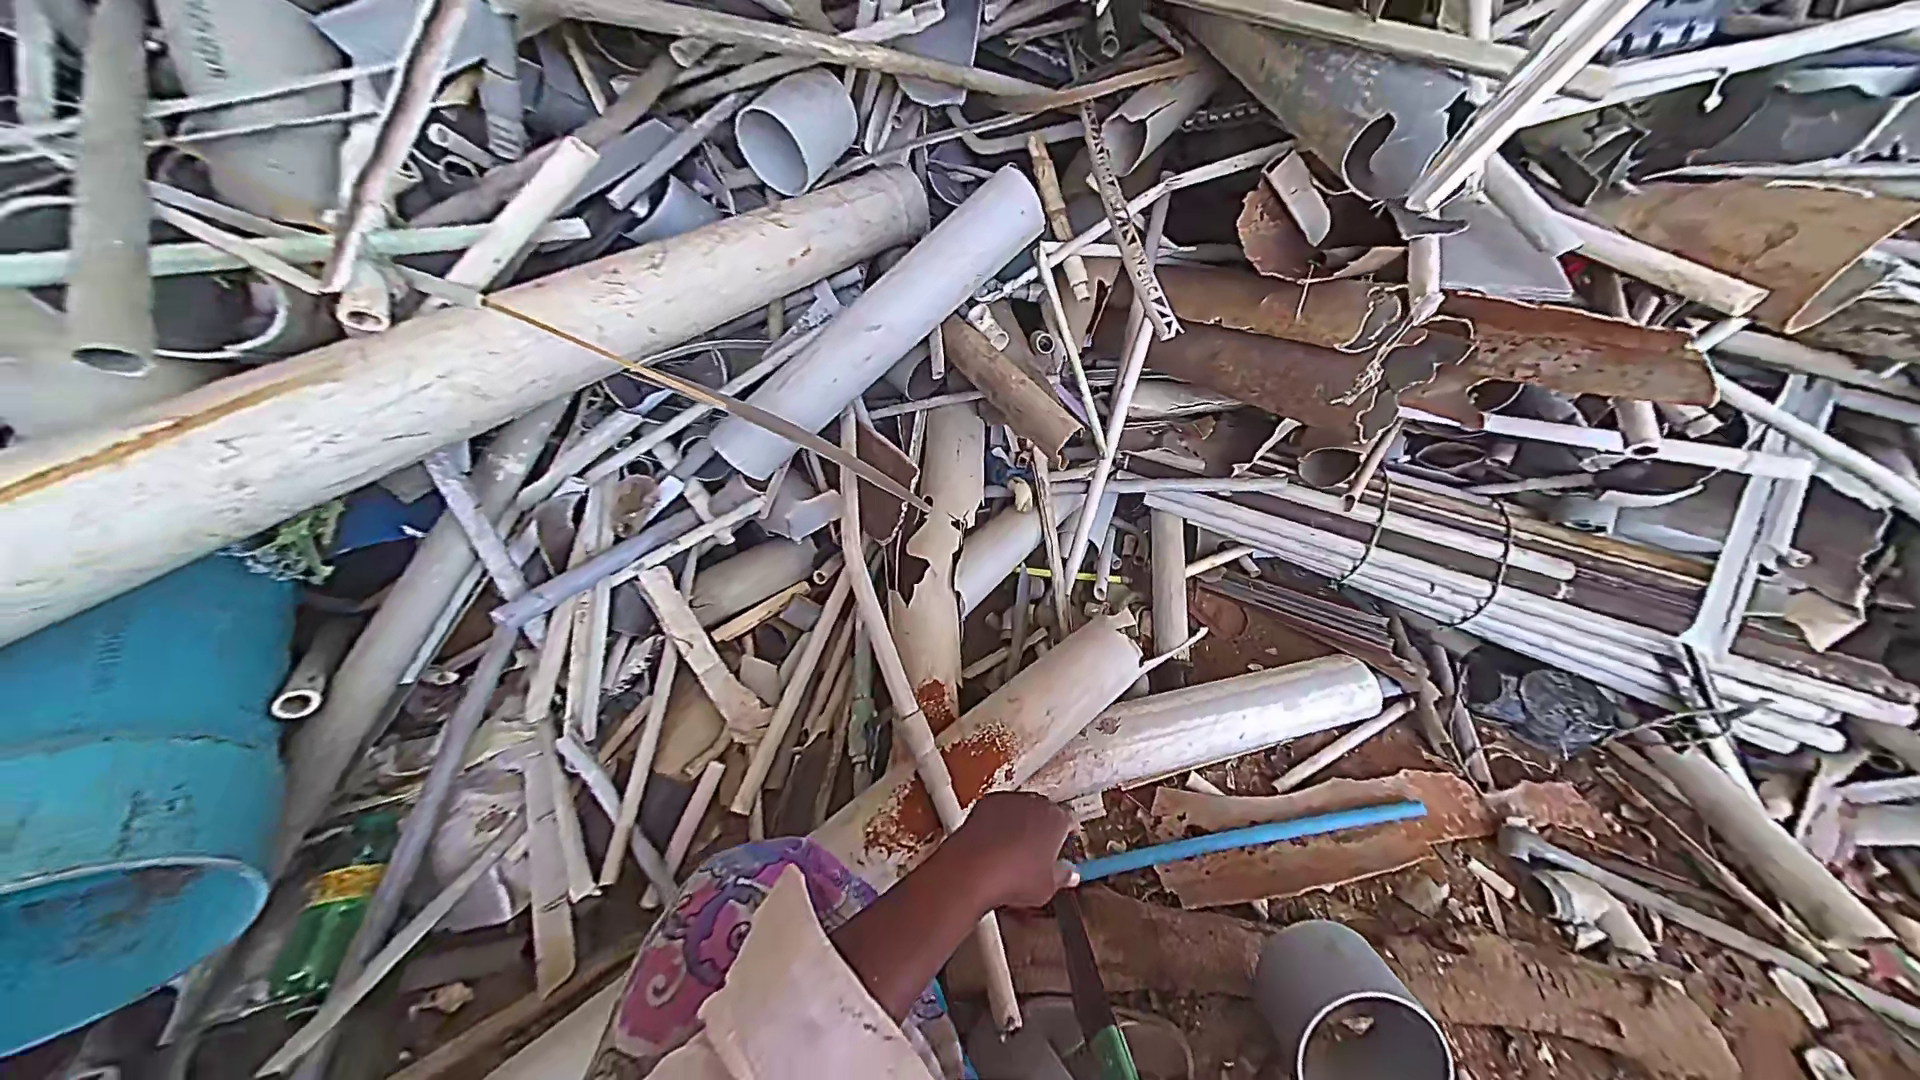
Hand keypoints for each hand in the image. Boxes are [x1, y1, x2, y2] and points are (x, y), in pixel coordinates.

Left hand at [943, 791, 1076, 908]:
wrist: (975, 868)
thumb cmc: (1013, 877)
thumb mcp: (1047, 886)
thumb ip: (1062, 876)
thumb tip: (1069, 874)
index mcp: (1056, 820)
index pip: (1069, 820)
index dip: (1067, 832)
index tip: (1065, 841)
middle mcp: (1035, 803)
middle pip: (1045, 810)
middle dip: (1043, 826)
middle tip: (1040, 850)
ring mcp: (1010, 800)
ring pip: (1021, 808)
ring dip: (1021, 822)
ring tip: (1015, 848)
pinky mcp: (987, 802)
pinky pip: (999, 809)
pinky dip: (999, 821)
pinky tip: (996, 842)